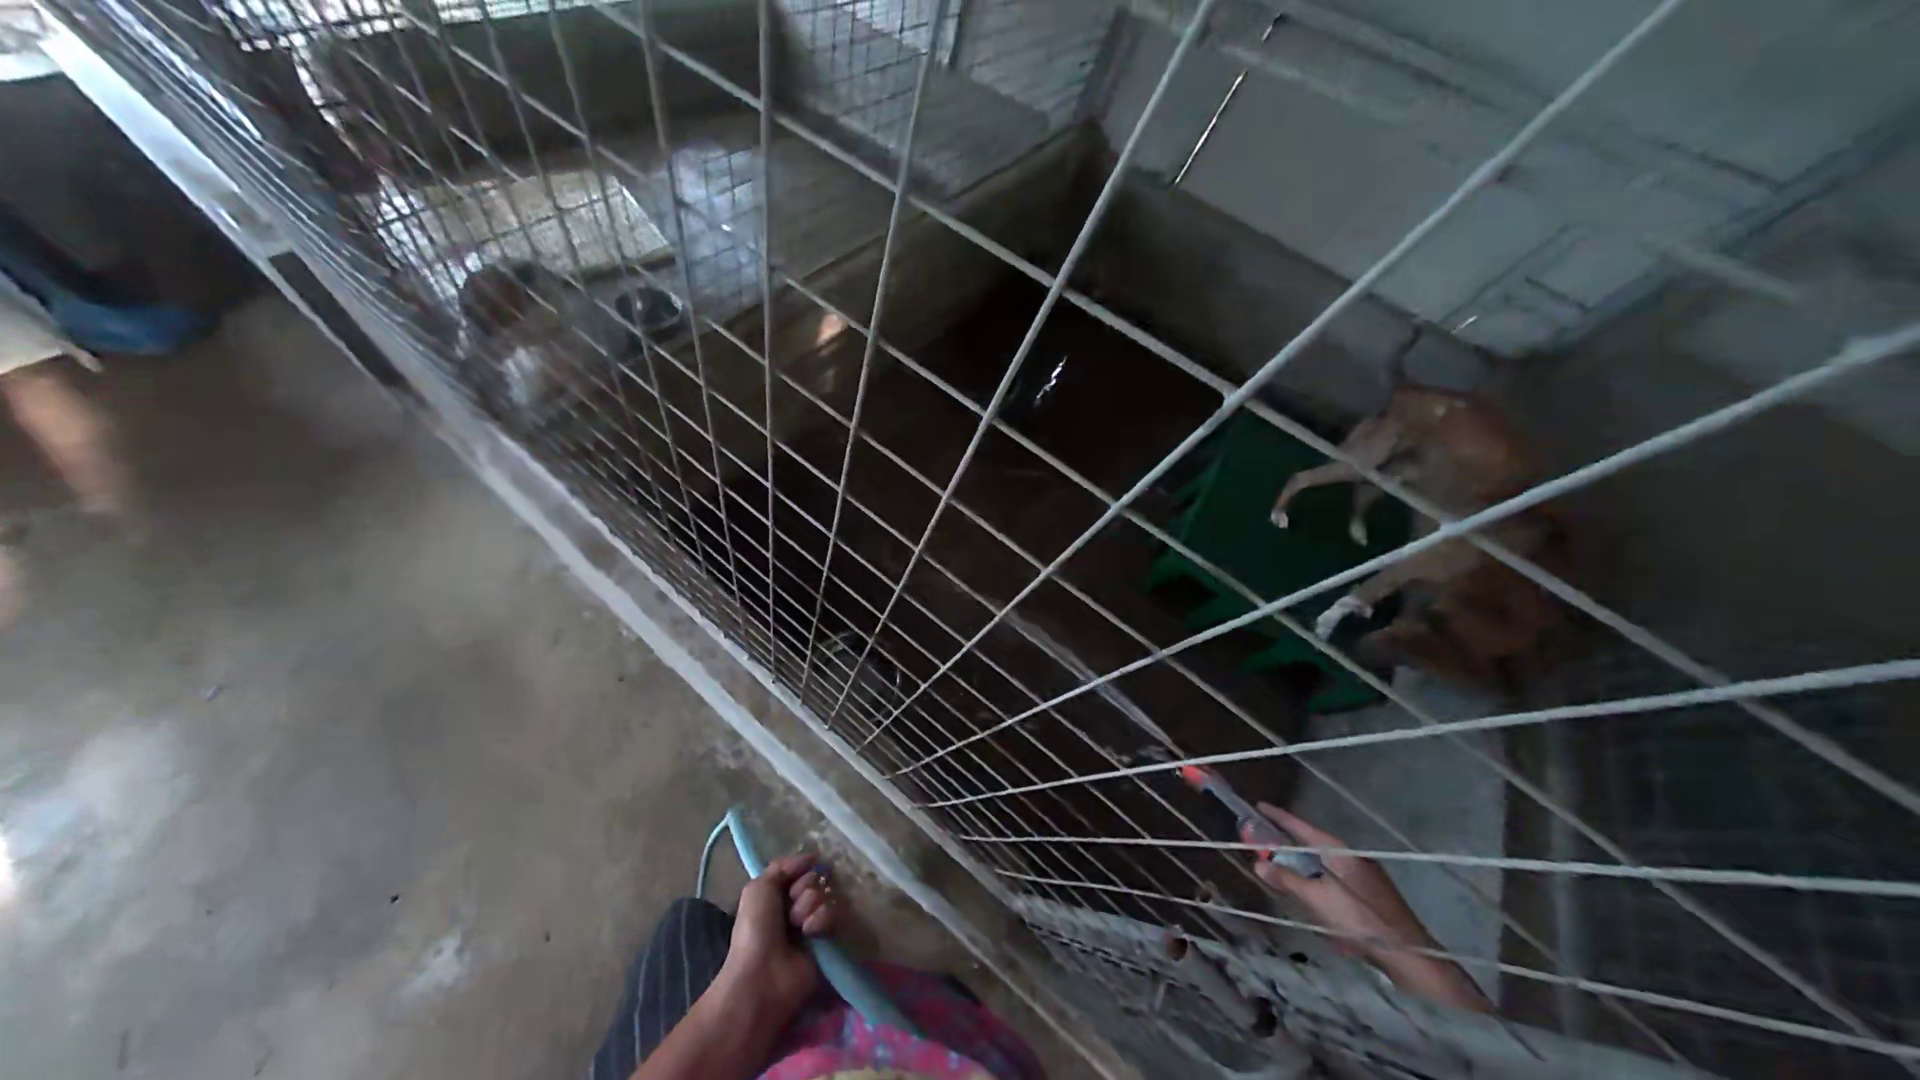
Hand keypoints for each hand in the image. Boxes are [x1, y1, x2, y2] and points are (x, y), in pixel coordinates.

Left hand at [717, 853, 841, 1019]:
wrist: (763, 975)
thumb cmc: (755, 930)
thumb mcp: (757, 888)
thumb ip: (782, 866)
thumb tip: (813, 857)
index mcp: (780, 895)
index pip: (803, 869)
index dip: (796, 873)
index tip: (788, 887)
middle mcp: (799, 906)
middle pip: (816, 881)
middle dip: (804, 892)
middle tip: (790, 913)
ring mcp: (816, 924)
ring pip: (827, 895)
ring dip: (811, 907)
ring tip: (799, 926)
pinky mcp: (831, 940)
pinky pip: (837, 914)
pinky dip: (822, 920)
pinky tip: (811, 933)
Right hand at [1248, 804, 1490, 1012]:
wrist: (1412, 958)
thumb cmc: (1361, 921)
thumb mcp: (1318, 899)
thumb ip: (1287, 880)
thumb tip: (1259, 863)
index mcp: (1340, 852)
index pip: (1302, 827)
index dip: (1279, 817)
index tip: (1258, 806)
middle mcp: (1353, 859)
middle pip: (1311, 847)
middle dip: (1286, 847)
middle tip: (1262, 849)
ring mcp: (1364, 879)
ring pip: (1323, 866)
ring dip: (1300, 868)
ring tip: (1282, 877)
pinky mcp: (1371, 898)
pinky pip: (1334, 882)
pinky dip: (1316, 883)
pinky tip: (1313, 902)